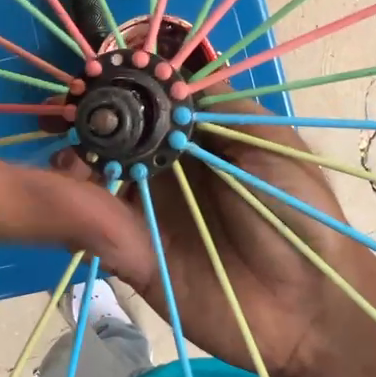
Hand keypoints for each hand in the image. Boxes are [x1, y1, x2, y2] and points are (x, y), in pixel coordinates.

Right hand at [64, 98, 375, 376]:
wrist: (310, 305)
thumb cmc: (298, 212)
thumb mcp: (269, 143)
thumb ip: (220, 106)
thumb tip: (168, 71)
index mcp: (197, 138)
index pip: (147, 105)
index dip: (119, 90)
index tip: (91, 77)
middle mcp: (165, 169)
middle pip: (113, 138)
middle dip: (87, 122)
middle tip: (66, 115)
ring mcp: (147, 211)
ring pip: (96, 178)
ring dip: (75, 161)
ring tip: (67, 152)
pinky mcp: (134, 254)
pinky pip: (98, 226)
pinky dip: (78, 207)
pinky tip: (69, 190)